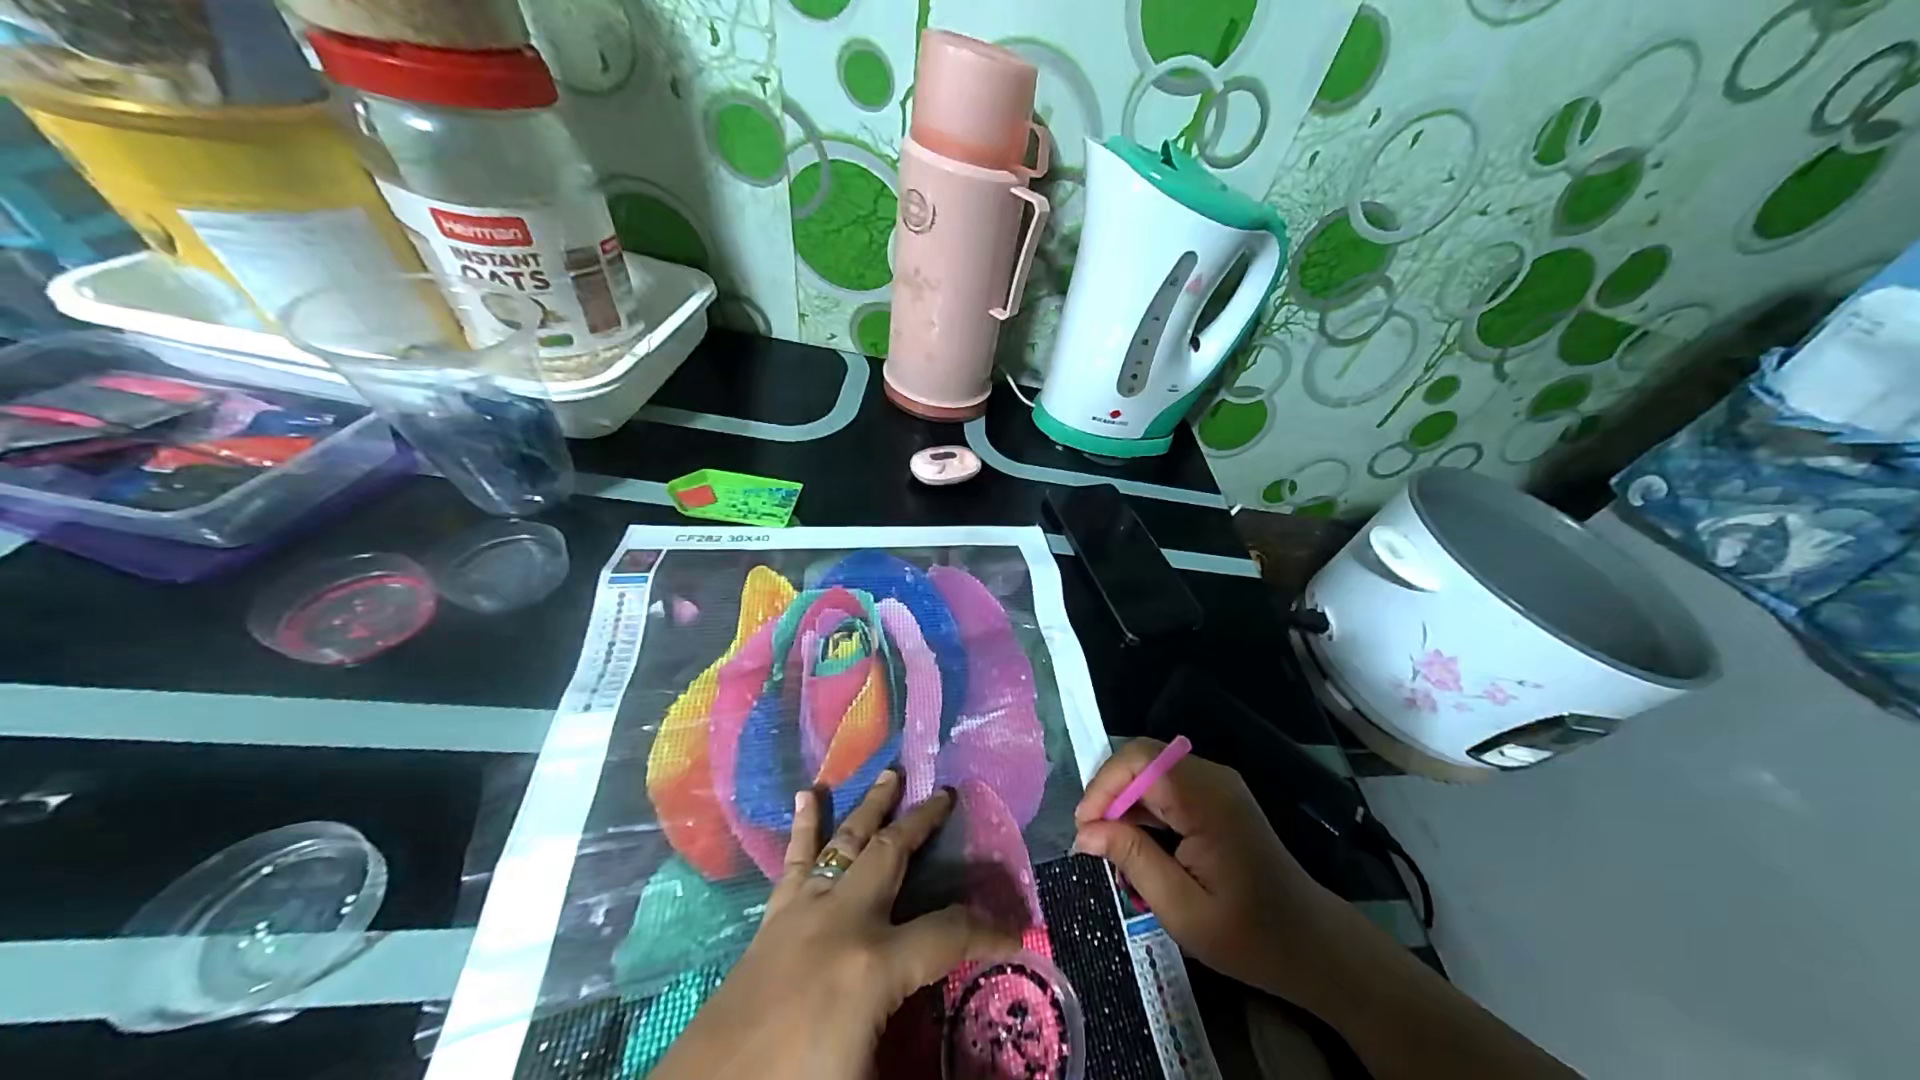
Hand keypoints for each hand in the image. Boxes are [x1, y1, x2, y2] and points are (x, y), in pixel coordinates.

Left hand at [653, 770, 1018, 1079]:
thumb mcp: (872, 1078)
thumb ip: (921, 1048)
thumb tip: (974, 1066)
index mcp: (874, 963)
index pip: (950, 934)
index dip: (990, 932)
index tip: (1017, 932)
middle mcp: (841, 920)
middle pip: (891, 855)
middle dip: (922, 823)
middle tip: (945, 795)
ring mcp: (802, 912)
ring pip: (844, 843)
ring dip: (870, 808)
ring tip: (890, 775)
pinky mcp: (773, 919)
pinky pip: (794, 861)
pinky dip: (804, 827)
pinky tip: (806, 795)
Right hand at [1072, 738, 1341, 1003]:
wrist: (1312, 944)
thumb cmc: (1249, 935)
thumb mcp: (1182, 908)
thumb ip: (1133, 858)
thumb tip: (1086, 831)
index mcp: (1207, 800)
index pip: (1140, 761)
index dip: (1103, 786)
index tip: (1085, 829)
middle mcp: (1212, 778)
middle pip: (1143, 757)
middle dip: (1108, 789)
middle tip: (1091, 833)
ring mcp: (1216, 785)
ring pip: (1151, 768)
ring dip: (1122, 797)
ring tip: (1106, 840)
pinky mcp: (1216, 797)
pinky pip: (1166, 783)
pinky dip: (1142, 804)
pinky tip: (1133, 839)